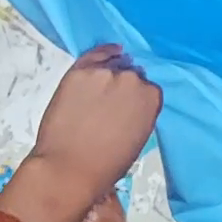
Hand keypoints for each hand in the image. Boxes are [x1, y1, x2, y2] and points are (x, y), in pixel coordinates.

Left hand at [0, 44, 161, 221]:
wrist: (70, 169)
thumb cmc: (106, 164)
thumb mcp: (138, 136)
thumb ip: (139, 112)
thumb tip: (129, 103)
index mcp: (151, 97)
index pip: (148, 87)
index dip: (137, 97)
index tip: (128, 105)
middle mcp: (132, 79)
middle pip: (132, 73)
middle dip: (124, 85)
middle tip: (111, 101)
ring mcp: (105, 72)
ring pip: (113, 63)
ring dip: (110, 72)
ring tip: (101, 86)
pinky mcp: (80, 71)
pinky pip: (95, 54)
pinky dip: (102, 53)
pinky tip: (108, 53)